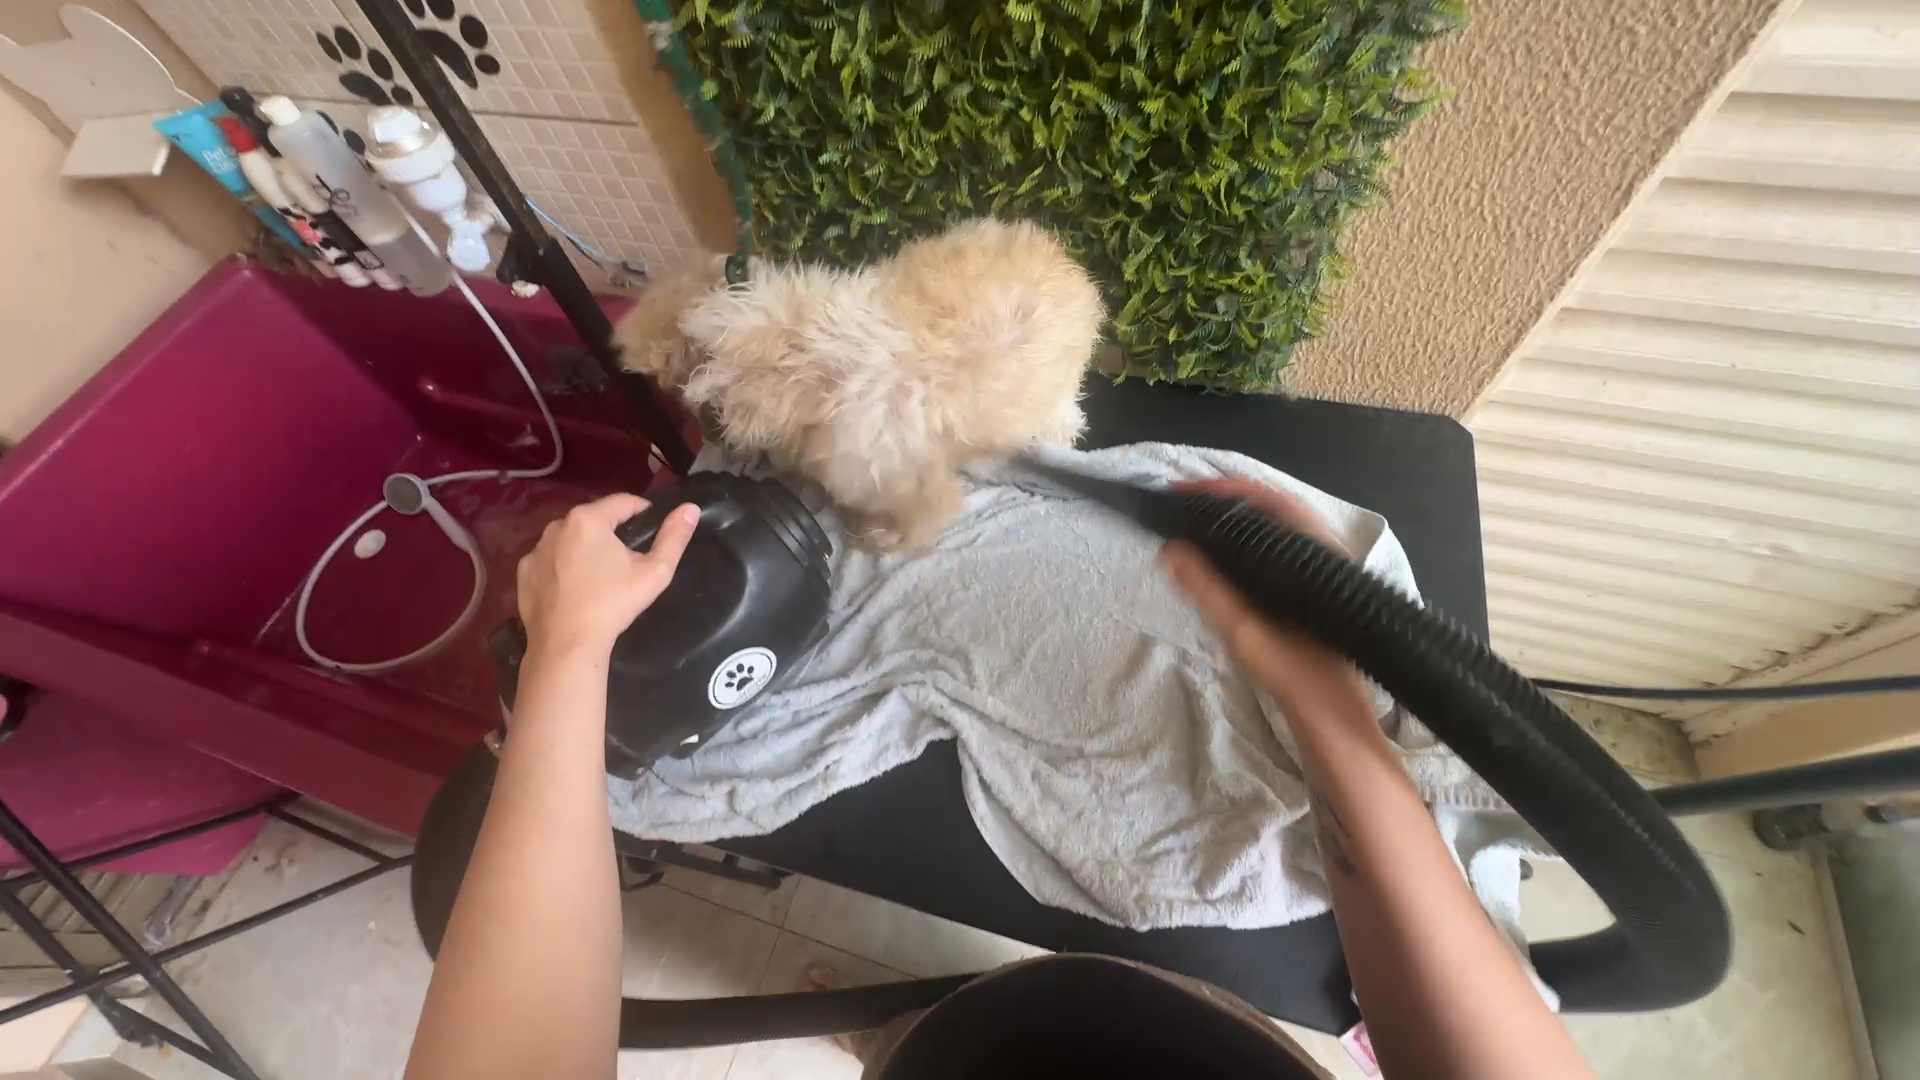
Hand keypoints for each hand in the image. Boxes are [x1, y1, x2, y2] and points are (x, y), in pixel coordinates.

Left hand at [516, 493, 699, 660]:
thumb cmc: (614, 603)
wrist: (567, 644)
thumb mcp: (656, 571)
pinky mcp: (524, 572)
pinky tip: (576, 588)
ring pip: (570, 539)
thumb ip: (675, 537)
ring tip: (602, 575)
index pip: (623, 502)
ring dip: (587, 548)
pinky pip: (550, 560)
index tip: (653, 527)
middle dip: (613, 532)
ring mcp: (536, 550)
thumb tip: (690, 508)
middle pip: (594, 519)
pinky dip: (564, 567)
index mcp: (589, 519)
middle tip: (629, 559)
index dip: (643, 511)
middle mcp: (557, 526)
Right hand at [1159, 478, 1368, 713]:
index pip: (1267, 498)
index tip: (1183, 492)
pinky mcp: (1311, 586)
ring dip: (1236, 517)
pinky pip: (1277, 546)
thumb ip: (1205, 588)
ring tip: (1195, 520)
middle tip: (1183, 502)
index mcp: (1311, 553)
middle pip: (1272, 505)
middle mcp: (1320, 551)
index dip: (1223, 489)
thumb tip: (1169, 549)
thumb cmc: (1293, 672)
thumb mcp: (1242, 630)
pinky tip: (1223, 552)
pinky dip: (1247, 538)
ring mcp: (1318, 569)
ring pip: (1275, 525)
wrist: (1331, 712)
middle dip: (1225, 498)